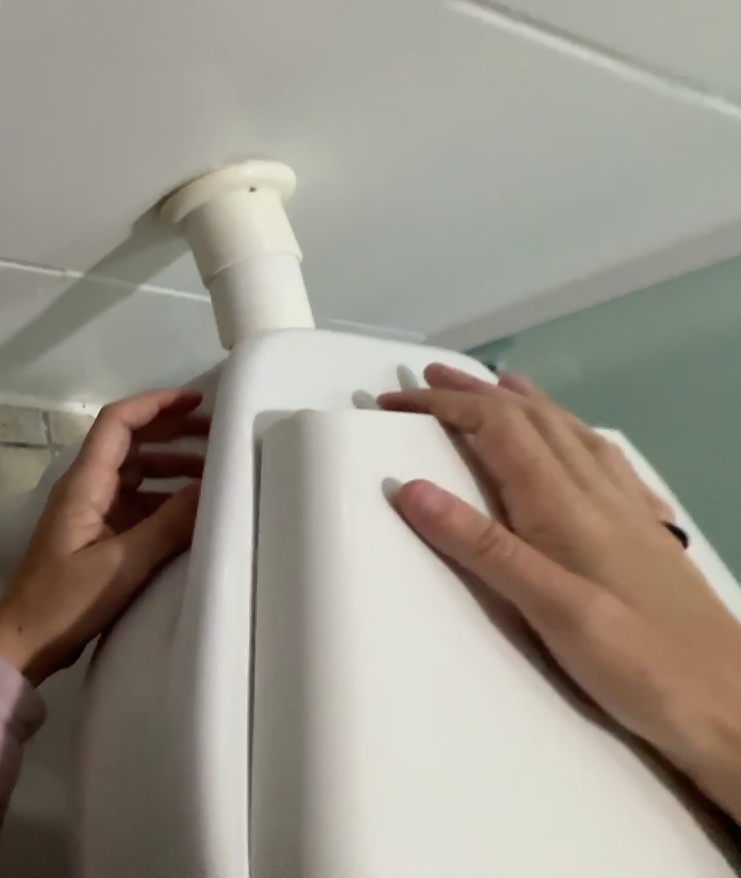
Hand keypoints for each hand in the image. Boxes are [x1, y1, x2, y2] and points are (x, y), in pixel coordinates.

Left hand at [0, 388, 206, 685]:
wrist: (26, 636)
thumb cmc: (65, 599)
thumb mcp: (123, 564)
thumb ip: (168, 525)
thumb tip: (214, 485)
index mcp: (84, 483)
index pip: (116, 423)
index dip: (154, 404)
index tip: (198, 399)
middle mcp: (86, 487)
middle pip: (128, 442)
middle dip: (171, 430)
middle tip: (221, 431)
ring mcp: (91, 509)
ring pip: (135, 472)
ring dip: (172, 466)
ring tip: (219, 470)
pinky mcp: (97, 533)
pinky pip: (136, 502)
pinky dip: (165, 498)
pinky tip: (196, 509)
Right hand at [381, 364, 740, 818]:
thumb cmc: (643, 666)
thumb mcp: (554, 610)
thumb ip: (482, 547)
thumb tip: (410, 487)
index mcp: (568, 508)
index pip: (499, 430)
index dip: (444, 405)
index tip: (393, 402)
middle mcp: (601, 499)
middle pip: (535, 422)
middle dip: (477, 392)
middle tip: (431, 375)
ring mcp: (631, 516)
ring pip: (574, 435)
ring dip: (527, 403)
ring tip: (499, 383)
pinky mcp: (649, 539)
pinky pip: (608, 465)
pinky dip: (576, 435)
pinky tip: (578, 443)